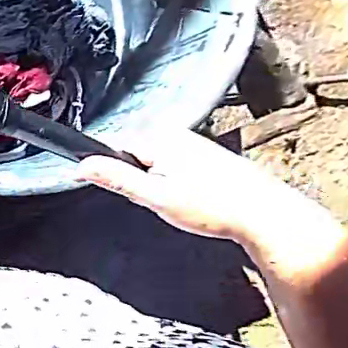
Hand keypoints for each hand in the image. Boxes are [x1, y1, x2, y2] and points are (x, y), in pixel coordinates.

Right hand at [76, 127, 341, 256]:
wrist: (266, 216)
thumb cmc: (216, 207)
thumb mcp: (155, 197)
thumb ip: (115, 178)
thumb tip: (81, 166)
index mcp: (157, 136)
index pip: (113, 149)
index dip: (118, 174)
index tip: (137, 192)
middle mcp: (173, 131)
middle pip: (131, 154)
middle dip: (139, 178)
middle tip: (163, 199)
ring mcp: (189, 139)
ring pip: (151, 161)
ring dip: (159, 181)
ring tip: (184, 200)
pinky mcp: (202, 151)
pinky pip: (170, 163)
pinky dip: (175, 181)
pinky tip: (195, 196)